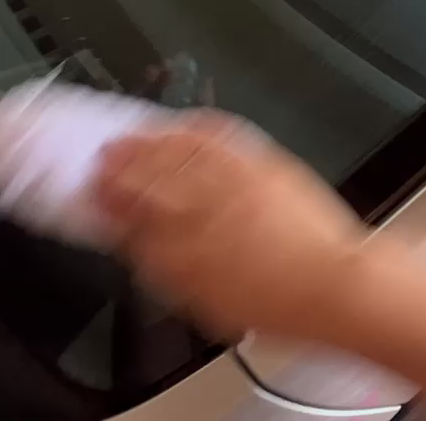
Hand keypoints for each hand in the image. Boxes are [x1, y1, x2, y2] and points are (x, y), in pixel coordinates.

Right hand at [93, 113, 373, 340]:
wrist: (333, 284)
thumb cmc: (278, 304)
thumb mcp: (207, 301)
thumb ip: (167, 268)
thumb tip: (141, 246)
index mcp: (187, 255)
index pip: (133, 221)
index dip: (107, 205)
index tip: (92, 194)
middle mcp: (207, 214)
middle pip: (150, 181)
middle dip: (119, 167)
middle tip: (99, 156)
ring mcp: (236, 183)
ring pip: (180, 153)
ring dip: (149, 141)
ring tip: (129, 133)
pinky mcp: (264, 164)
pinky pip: (224, 137)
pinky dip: (198, 125)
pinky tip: (184, 121)